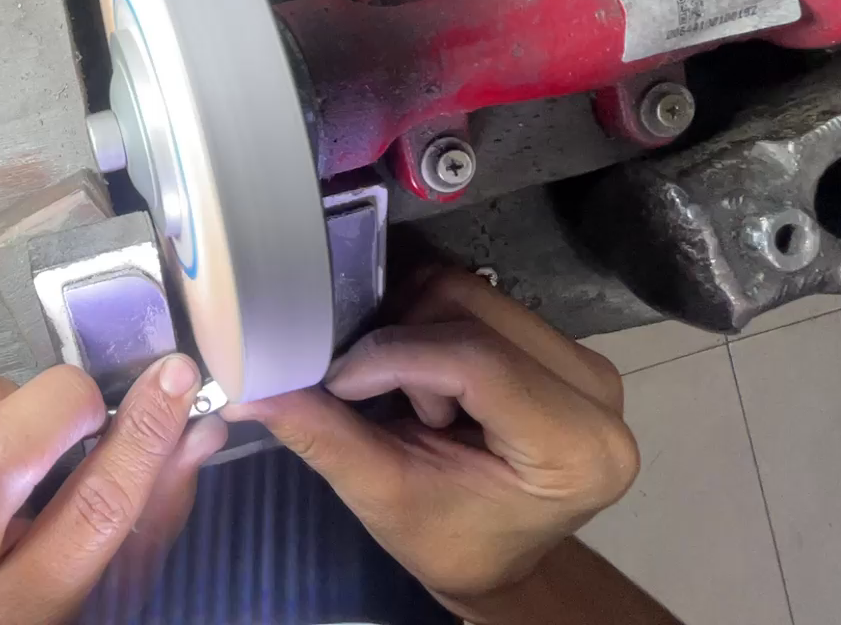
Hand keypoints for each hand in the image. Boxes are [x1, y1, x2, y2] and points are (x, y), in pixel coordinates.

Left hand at [0, 356, 226, 624]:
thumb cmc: (36, 596)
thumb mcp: (111, 579)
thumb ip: (158, 503)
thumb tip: (199, 428)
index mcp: (23, 609)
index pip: (93, 510)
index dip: (141, 435)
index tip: (174, 378)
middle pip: (3, 451)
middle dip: (65, 402)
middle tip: (87, 411)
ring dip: (18, 401)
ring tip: (26, 441)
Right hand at [223, 268, 638, 615]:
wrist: (495, 552)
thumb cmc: (449, 535)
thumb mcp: (383, 496)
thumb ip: (323, 434)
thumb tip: (247, 387)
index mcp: (575, 447)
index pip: (475, 361)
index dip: (393, 356)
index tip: (338, 381)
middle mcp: (593, 389)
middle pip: (467, 307)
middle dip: (403, 343)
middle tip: (381, 397)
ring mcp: (575, 356)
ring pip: (464, 289)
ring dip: (412, 330)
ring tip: (407, 394)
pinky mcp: (547, 338)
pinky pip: (468, 292)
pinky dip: (422, 318)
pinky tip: (419, 369)